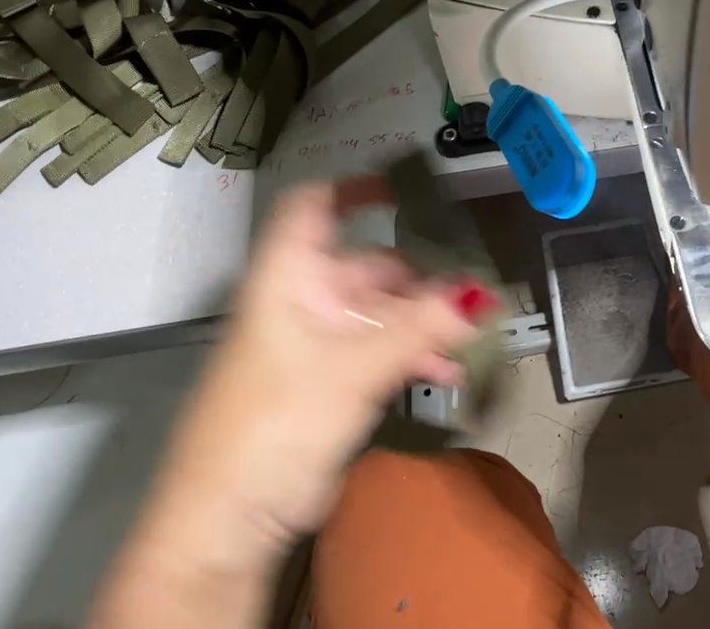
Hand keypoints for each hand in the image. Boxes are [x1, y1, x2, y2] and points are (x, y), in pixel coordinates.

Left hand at [181, 175, 493, 543]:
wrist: (229, 520)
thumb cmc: (274, 424)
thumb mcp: (354, 368)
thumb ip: (422, 327)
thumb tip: (481, 293)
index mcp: (288, 279)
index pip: (313, 209)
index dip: (354, 190)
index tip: (402, 188)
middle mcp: (303, 302)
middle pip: (367, 267)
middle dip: (417, 281)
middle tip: (466, 295)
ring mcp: (316, 344)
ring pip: (380, 314)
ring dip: (423, 324)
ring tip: (464, 340)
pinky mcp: (329, 384)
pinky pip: (380, 352)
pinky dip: (412, 355)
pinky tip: (445, 371)